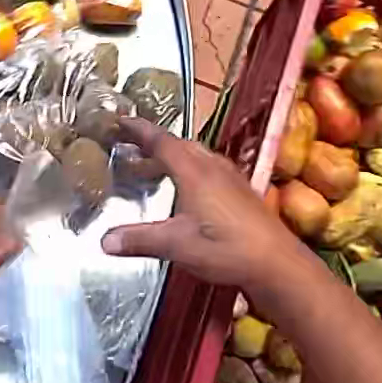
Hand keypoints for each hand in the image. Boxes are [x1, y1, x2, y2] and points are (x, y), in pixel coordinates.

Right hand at [101, 118, 324, 305]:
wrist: (277, 262)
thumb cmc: (226, 249)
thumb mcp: (177, 246)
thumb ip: (140, 240)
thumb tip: (104, 241)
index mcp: (194, 172)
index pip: (162, 142)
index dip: (140, 130)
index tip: (122, 120)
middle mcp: (213, 167)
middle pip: (180, 144)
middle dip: (155, 141)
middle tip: (132, 143)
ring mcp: (231, 177)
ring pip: (197, 154)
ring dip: (175, 153)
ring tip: (156, 163)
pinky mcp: (242, 190)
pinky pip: (209, 166)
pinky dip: (191, 166)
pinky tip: (190, 186)